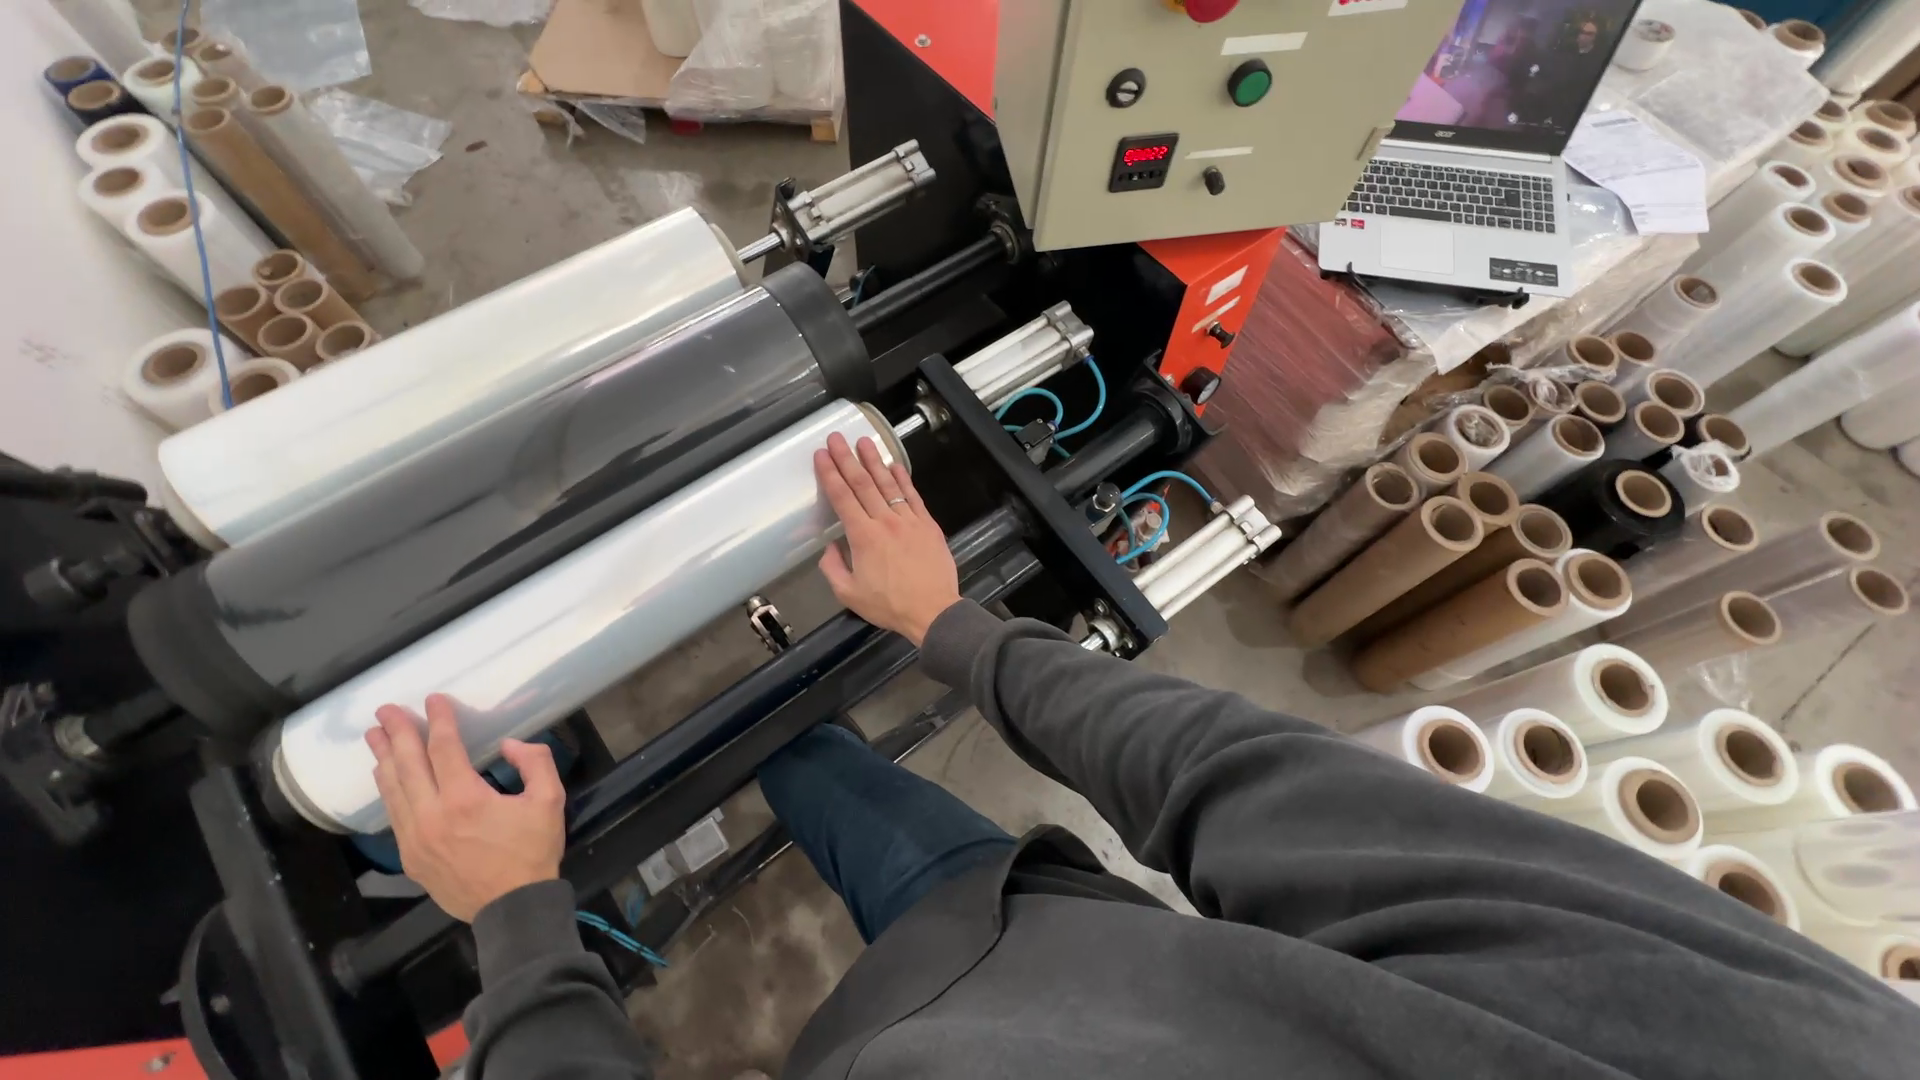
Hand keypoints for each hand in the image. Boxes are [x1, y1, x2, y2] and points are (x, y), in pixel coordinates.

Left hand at [367, 694, 564, 921]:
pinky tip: (387, 777)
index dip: (439, 721)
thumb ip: (535, 763)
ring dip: (384, 760)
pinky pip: (395, 814)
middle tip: (385, 710)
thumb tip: (510, 745)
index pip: (444, 749)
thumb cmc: (533, 850)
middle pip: (407, 766)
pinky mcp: (411, 857)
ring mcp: (416, 838)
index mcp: (465, 798)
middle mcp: (432, 815)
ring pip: (394, 790)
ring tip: (375, 736)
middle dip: (396, 734)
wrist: (512, 906)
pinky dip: (389, 790)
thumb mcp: (550, 800)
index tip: (433, 700)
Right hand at [815, 432, 958, 646]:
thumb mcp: (849, 594)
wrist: (933, 611)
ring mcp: (909, 521)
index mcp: (863, 537)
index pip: (842, 498)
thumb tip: (830, 548)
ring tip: (864, 441)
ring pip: (888, 484)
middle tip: (837, 437)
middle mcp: (885, 522)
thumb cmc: (889, 605)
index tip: (821, 455)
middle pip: (863, 484)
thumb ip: (832, 568)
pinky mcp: (928, 525)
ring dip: (874, 461)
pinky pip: (913, 496)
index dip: (830, 474)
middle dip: (847, 458)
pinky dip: (903, 478)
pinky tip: (894, 464)